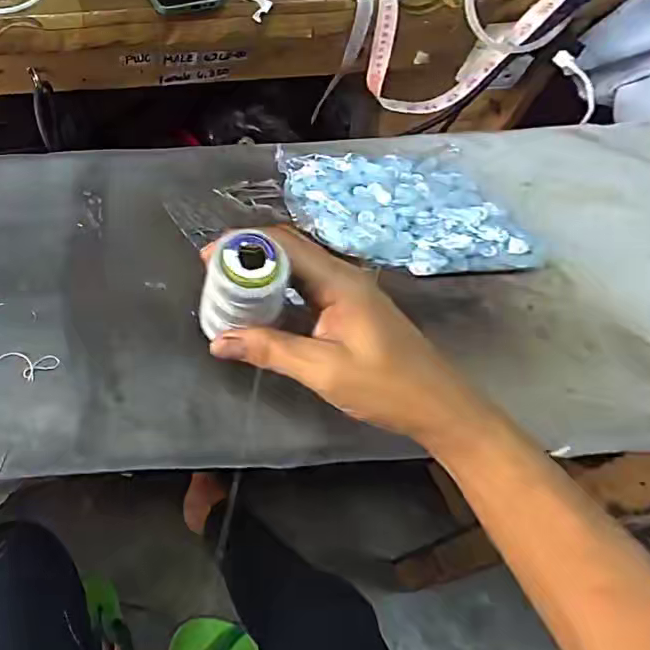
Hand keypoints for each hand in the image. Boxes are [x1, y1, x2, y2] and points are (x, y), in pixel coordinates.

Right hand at [202, 226, 499, 450]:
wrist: (440, 405)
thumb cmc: (387, 387)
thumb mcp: (324, 371)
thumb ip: (271, 350)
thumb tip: (220, 340)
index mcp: (340, 281)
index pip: (286, 245)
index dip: (245, 244)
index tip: (209, 256)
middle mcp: (345, 275)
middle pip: (291, 248)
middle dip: (250, 253)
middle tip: (213, 270)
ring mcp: (350, 289)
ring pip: (299, 265)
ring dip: (264, 269)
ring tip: (228, 284)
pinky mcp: (350, 306)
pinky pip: (308, 284)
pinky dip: (280, 286)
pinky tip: (261, 304)